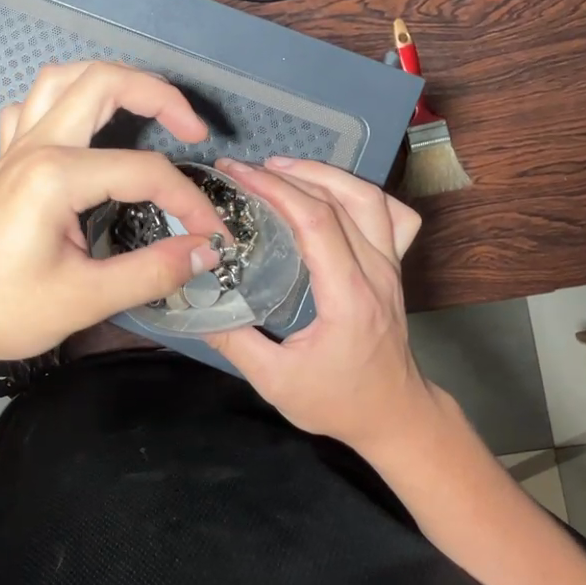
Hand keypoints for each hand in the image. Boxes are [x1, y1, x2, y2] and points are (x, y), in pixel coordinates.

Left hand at [0, 62, 226, 378]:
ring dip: (111, 81)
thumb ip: (152, 271)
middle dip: (161, 95)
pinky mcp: (4, 161)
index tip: (213, 235)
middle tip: (194, 132)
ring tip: (146, 110)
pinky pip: (32, 107)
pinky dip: (64, 101)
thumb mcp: (84, 299)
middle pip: (104, 81)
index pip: (144, 171)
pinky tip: (80, 128)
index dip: (189, 201)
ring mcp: (15, 148)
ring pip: (64, 79)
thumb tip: (206, 250)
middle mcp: (35, 146)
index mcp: (55, 175)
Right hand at [204, 156, 430, 455]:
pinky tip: (333, 192)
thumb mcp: (275, 381)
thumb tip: (190, 301)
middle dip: (288, 174)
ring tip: (281, 166)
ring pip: (369, 198)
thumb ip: (234, 341)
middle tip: (245, 168)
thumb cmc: (337, 402)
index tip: (237, 174)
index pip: (316, 221)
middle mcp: (376, 272)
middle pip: (339, 200)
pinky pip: (394, 215)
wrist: (396, 417)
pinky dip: (364, 194)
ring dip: (324, 174)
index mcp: (348, 295)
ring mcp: (391, 267)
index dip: (275, 189)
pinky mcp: (395, 268)